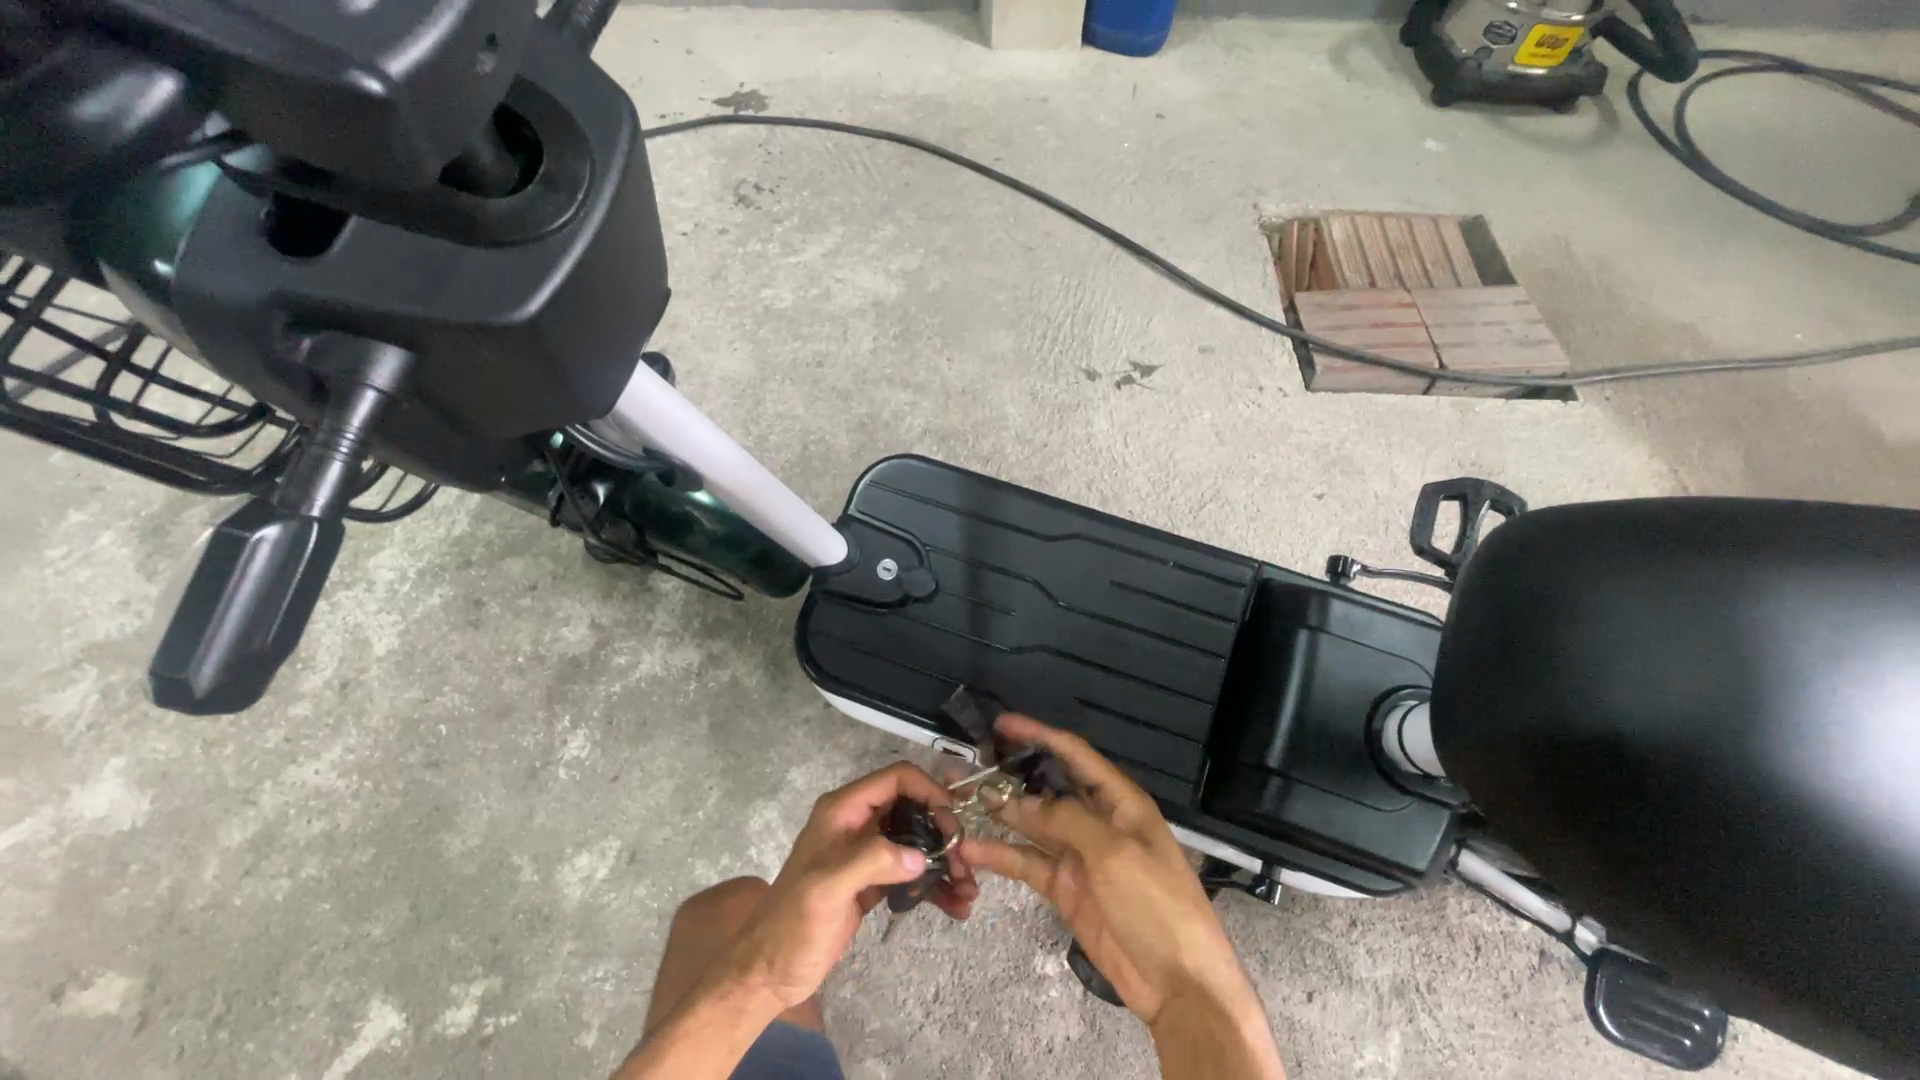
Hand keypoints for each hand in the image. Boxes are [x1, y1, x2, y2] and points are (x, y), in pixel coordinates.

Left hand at [721, 761, 977, 1008]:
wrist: (770, 972)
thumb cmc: (792, 924)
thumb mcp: (827, 888)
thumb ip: (872, 861)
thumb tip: (920, 856)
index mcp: (843, 810)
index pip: (897, 779)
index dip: (929, 793)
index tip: (952, 825)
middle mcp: (859, 824)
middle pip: (915, 810)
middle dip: (944, 833)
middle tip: (966, 864)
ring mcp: (868, 854)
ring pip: (919, 843)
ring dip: (946, 863)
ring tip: (970, 891)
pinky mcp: (875, 883)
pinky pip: (914, 874)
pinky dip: (936, 886)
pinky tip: (956, 906)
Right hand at [960, 716, 1264, 1030]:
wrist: (1177, 982)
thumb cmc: (1157, 905)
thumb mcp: (1116, 854)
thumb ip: (1067, 821)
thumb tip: (1021, 803)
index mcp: (1121, 803)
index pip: (1076, 756)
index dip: (1040, 735)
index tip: (1003, 723)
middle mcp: (1098, 822)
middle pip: (1050, 788)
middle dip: (1013, 775)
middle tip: (971, 766)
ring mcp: (1079, 857)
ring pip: (1033, 825)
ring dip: (1001, 814)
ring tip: (960, 803)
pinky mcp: (1065, 889)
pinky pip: (1028, 864)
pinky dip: (1001, 856)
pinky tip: (972, 850)